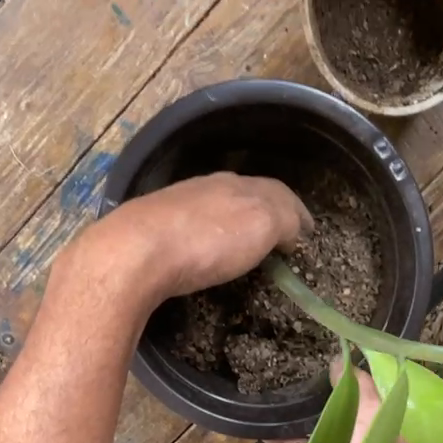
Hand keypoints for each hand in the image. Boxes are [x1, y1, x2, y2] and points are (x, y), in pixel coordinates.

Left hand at [69, 172, 312, 309]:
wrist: (135, 253)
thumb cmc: (207, 240)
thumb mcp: (261, 224)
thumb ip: (284, 218)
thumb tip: (295, 227)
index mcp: (238, 185)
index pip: (278, 192)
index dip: (296, 214)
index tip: (307, 236)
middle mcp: (209, 187)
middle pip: (247, 197)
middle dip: (266, 216)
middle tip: (279, 243)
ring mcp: (179, 205)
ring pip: (218, 211)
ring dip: (236, 228)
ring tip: (245, 252)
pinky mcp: (155, 229)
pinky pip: (194, 231)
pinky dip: (210, 241)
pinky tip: (206, 257)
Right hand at [270, 363, 413, 442]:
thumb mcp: (370, 417)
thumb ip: (360, 388)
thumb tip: (342, 363)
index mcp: (392, 427)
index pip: (379, 390)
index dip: (362, 372)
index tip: (338, 354)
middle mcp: (372, 441)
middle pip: (350, 408)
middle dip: (330, 391)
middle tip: (306, 369)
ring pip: (325, 428)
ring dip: (305, 413)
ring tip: (283, 390)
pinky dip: (285, 438)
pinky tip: (264, 425)